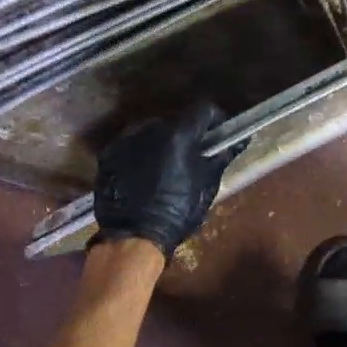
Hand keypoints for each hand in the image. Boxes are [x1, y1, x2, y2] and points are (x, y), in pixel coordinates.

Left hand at [92, 102, 244, 258]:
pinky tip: (144, 172)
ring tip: (167, 163)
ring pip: (151, 130)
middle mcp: (150, 129)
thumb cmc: (177, 212)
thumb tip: (238, 141)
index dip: (214, 119)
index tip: (218, 133)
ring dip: (162, 141)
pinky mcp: (108, 154)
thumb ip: (220, 158)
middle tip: (193, 153)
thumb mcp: (206, 186)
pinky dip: (141, 152)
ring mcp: (126, 139)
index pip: (203, 109)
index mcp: (179, 134)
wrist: (133, 237)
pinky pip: (131, 144)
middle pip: (176, 119)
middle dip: (187, 132)